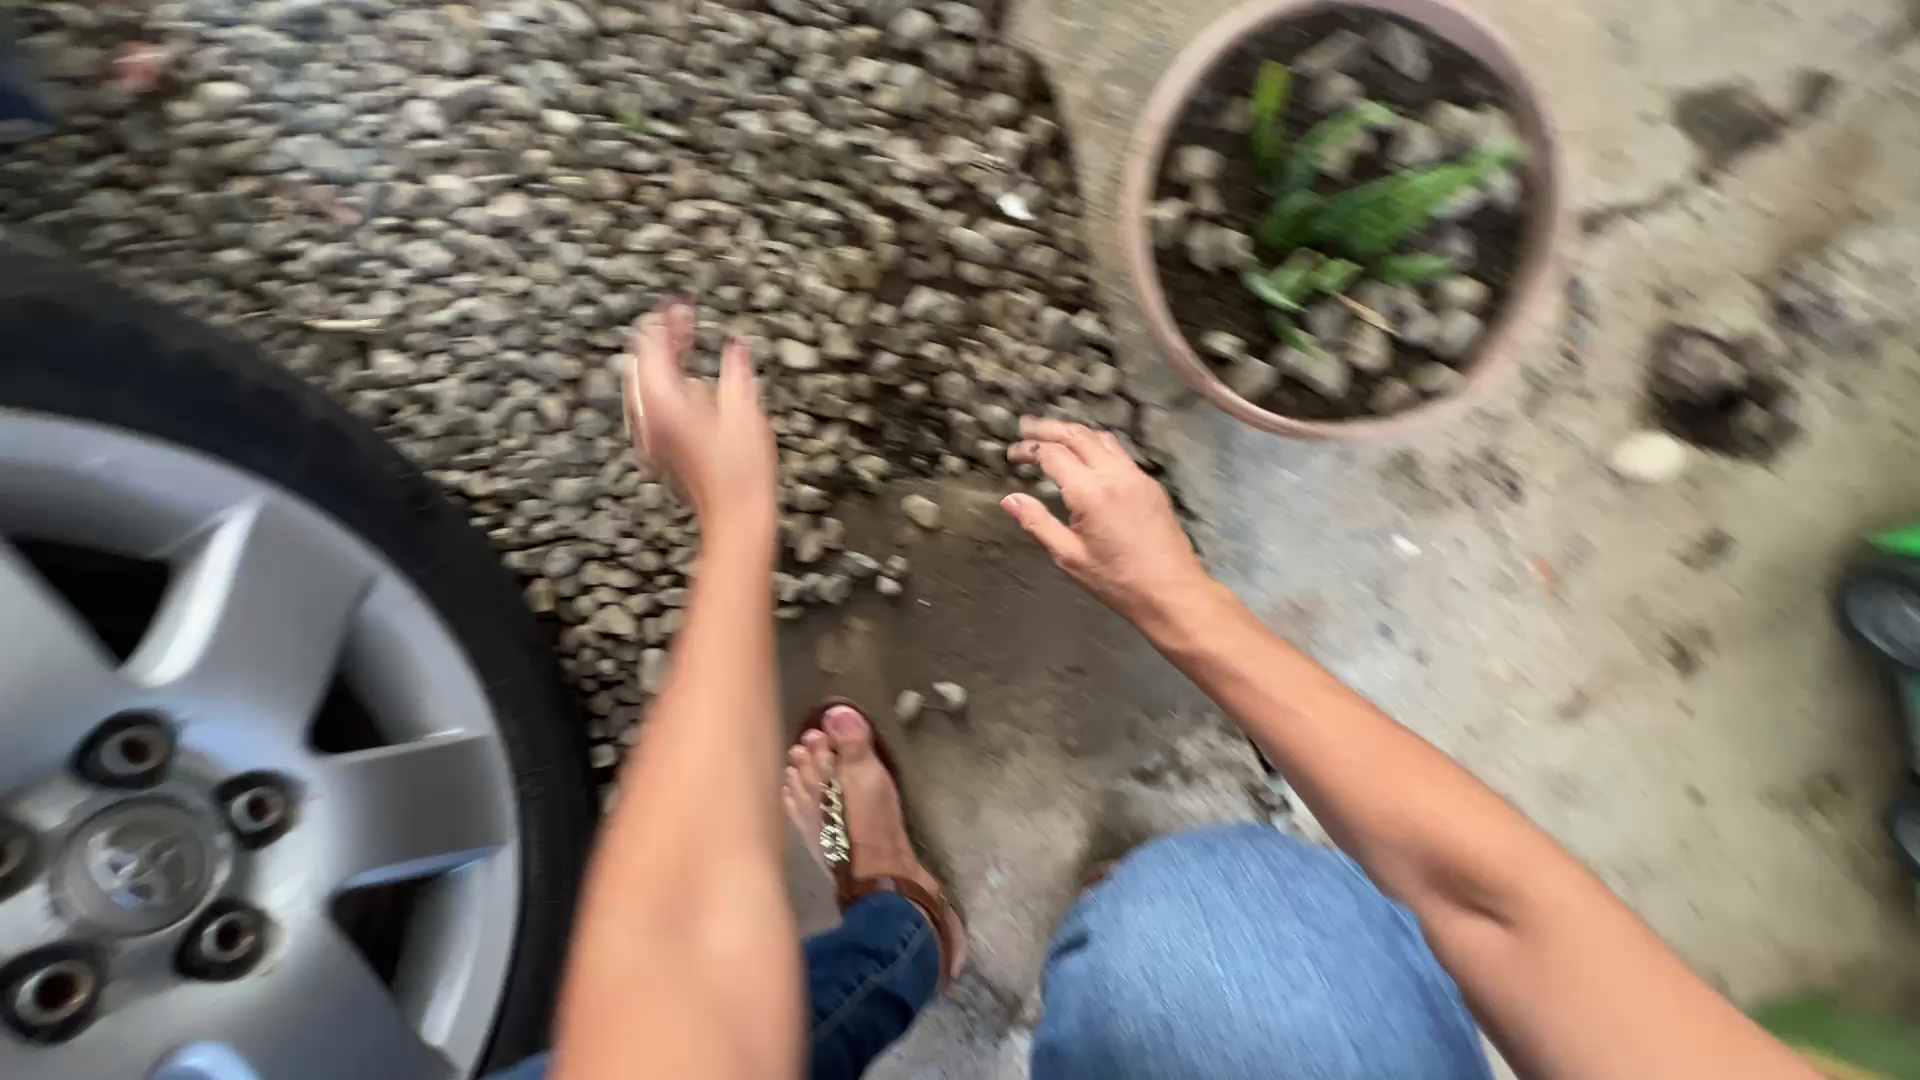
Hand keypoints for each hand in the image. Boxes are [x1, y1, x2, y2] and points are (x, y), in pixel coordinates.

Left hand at [624, 301, 776, 540]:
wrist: (736, 517)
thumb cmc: (741, 471)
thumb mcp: (745, 411)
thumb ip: (735, 371)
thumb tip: (735, 346)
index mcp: (663, 399)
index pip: (650, 345)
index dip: (665, 321)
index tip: (683, 308)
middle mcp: (648, 416)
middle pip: (641, 363)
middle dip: (662, 338)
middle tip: (686, 323)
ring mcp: (652, 435)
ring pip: (645, 384)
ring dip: (664, 361)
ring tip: (688, 347)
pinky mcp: (662, 448)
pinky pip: (654, 406)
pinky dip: (668, 386)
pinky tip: (691, 386)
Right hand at [1003, 417, 1214, 627]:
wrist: (1173, 592)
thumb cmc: (1118, 581)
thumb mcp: (1070, 557)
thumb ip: (1038, 523)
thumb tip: (1010, 500)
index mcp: (1090, 493)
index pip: (1052, 454)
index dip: (1028, 449)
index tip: (1012, 455)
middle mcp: (1114, 475)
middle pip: (1077, 435)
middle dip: (1048, 428)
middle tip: (1026, 427)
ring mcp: (1136, 476)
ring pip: (1101, 438)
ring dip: (1074, 432)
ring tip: (1053, 435)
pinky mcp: (1150, 484)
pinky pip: (1119, 452)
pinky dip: (1096, 444)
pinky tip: (1086, 455)